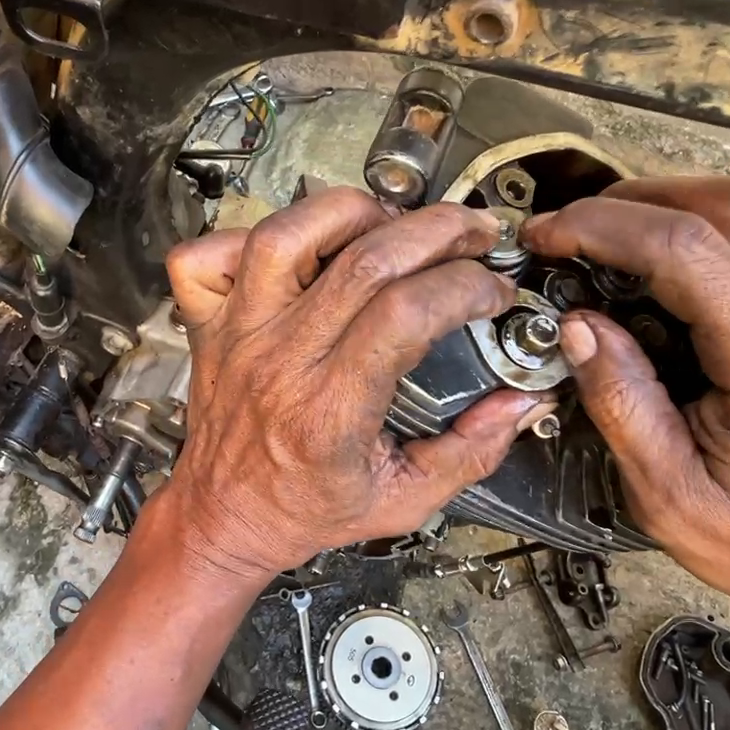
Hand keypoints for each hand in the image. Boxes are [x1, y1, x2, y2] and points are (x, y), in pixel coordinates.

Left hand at [154, 187, 556, 583]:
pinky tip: (297, 248)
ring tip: (391, 222)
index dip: (464, 287)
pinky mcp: (209, 325)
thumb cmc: (302, 509)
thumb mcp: (401, 501)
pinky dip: (250, 235)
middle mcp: (280, 361)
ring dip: (349, 213)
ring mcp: (237, 335)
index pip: (405, 314)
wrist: (224, 516)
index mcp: (330, 412)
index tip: (490, 291)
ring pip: (284, 236)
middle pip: (363, 262)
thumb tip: (521, 403)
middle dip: (436, 231)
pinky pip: (208, 256)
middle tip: (470, 233)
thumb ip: (469, 454)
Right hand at [522, 178, 729, 639]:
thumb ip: (621, 404)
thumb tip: (578, 326)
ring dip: (683, 198)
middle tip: (568, 228)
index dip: (602, 227)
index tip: (545, 236)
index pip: (685, 250)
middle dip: (631, 202)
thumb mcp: (670, 498)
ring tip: (621, 226)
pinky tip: (693, 246)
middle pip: (726, 207)